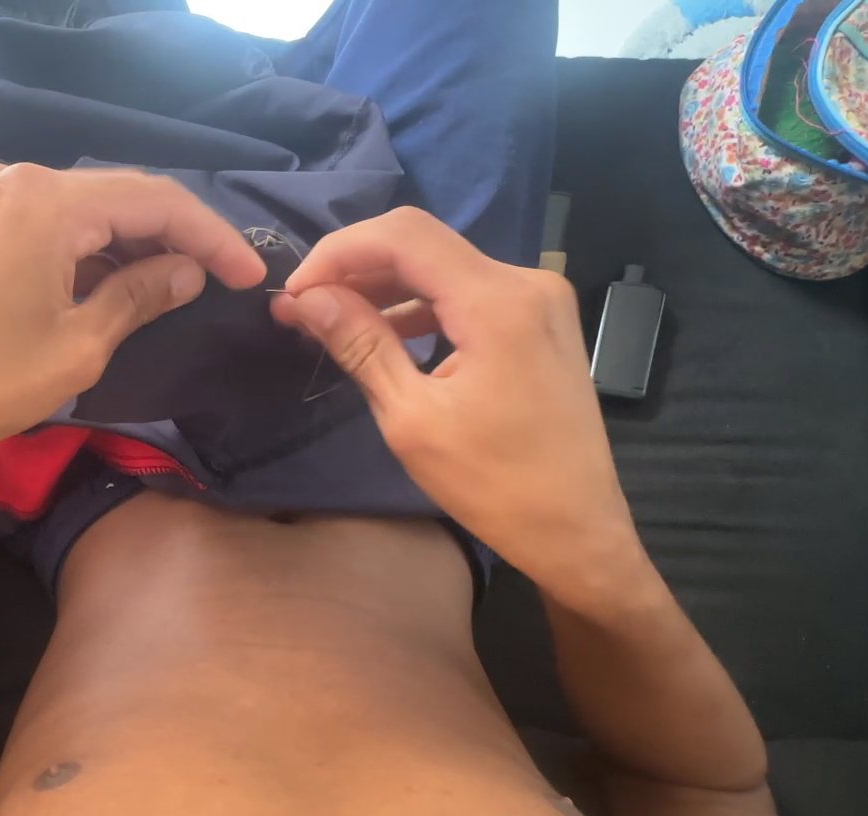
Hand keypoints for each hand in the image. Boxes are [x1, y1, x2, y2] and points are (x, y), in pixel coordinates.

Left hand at [0, 163, 265, 515]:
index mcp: (44, 201)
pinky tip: (112, 283)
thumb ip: (140, 295)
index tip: (249, 274)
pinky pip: (45, 228)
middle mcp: (12, 180)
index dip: (211, 236)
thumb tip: (189, 271)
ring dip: (130, 246)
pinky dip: (86, 253)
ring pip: (81, 212)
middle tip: (219, 280)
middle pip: (117, 197)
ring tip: (173, 287)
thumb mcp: (79, 347)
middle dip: (174, 238)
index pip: (154, 200)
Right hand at [272, 207, 649, 610]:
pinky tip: (384, 334)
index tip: (294, 292)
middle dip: (355, 269)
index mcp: (496, 302)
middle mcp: (525, 281)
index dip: (338, 252)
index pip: (404, 236)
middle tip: (302, 308)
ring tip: (331, 321)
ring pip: (444, 269)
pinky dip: (420, 309)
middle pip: (424, 245)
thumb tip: (307, 300)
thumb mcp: (411, 418)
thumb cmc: (490, 483)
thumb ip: (361, 346)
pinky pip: (468, 296)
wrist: (573, 527)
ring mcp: (538, 299)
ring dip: (384, 289)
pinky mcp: (538, 322)